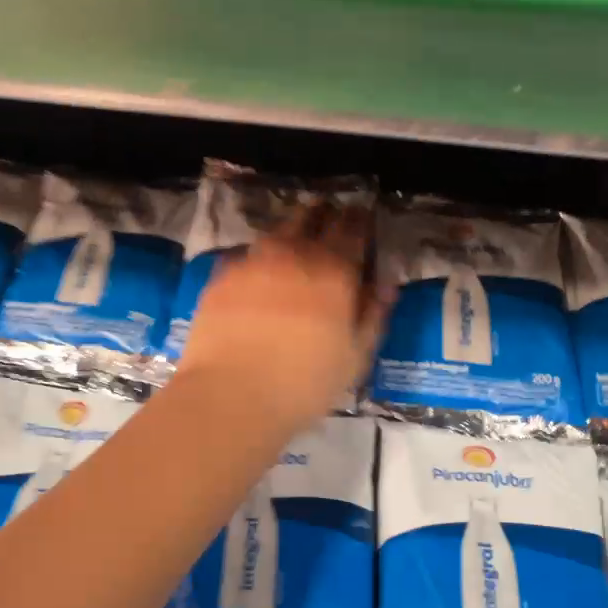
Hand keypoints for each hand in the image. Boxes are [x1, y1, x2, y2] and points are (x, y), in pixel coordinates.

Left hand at [172, 204, 388, 435]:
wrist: (229, 393)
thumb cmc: (304, 383)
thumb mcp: (355, 357)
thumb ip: (373, 315)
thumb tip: (385, 284)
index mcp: (335, 269)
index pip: (352, 228)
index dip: (359, 219)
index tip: (362, 216)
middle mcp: (295, 252)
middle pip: (313, 216)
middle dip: (326, 214)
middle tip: (331, 217)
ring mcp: (254, 259)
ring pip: (278, 229)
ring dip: (292, 228)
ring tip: (296, 239)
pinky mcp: (222, 274)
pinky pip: (247, 253)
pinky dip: (259, 256)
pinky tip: (258, 271)